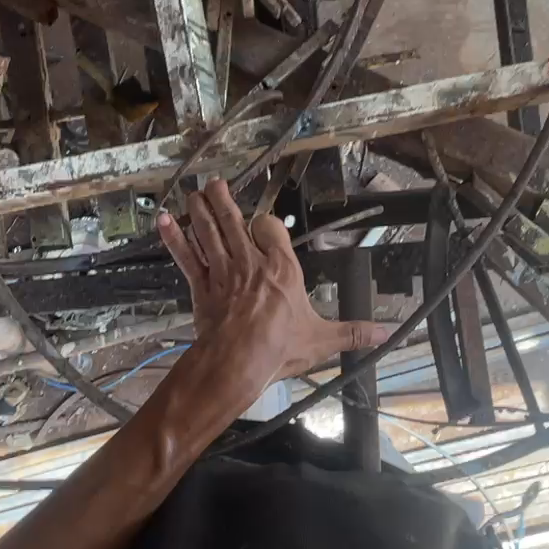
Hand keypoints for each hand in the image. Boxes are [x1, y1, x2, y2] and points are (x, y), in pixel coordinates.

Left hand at [157, 178, 388, 408]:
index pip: (271, 229)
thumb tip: (385, 334)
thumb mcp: (323, 339)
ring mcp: (223, 272)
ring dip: (199, 212)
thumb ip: (353, 333)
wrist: (238, 362)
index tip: (264, 226)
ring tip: (193, 195)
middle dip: (222, 201)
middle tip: (213, 186)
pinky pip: (186, 258)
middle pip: (233, 222)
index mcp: (281, 268)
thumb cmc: (280, 348)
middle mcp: (250, 262)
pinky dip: (173, 239)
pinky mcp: (201, 287)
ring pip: (208, 233)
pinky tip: (163, 222)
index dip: (266, 224)